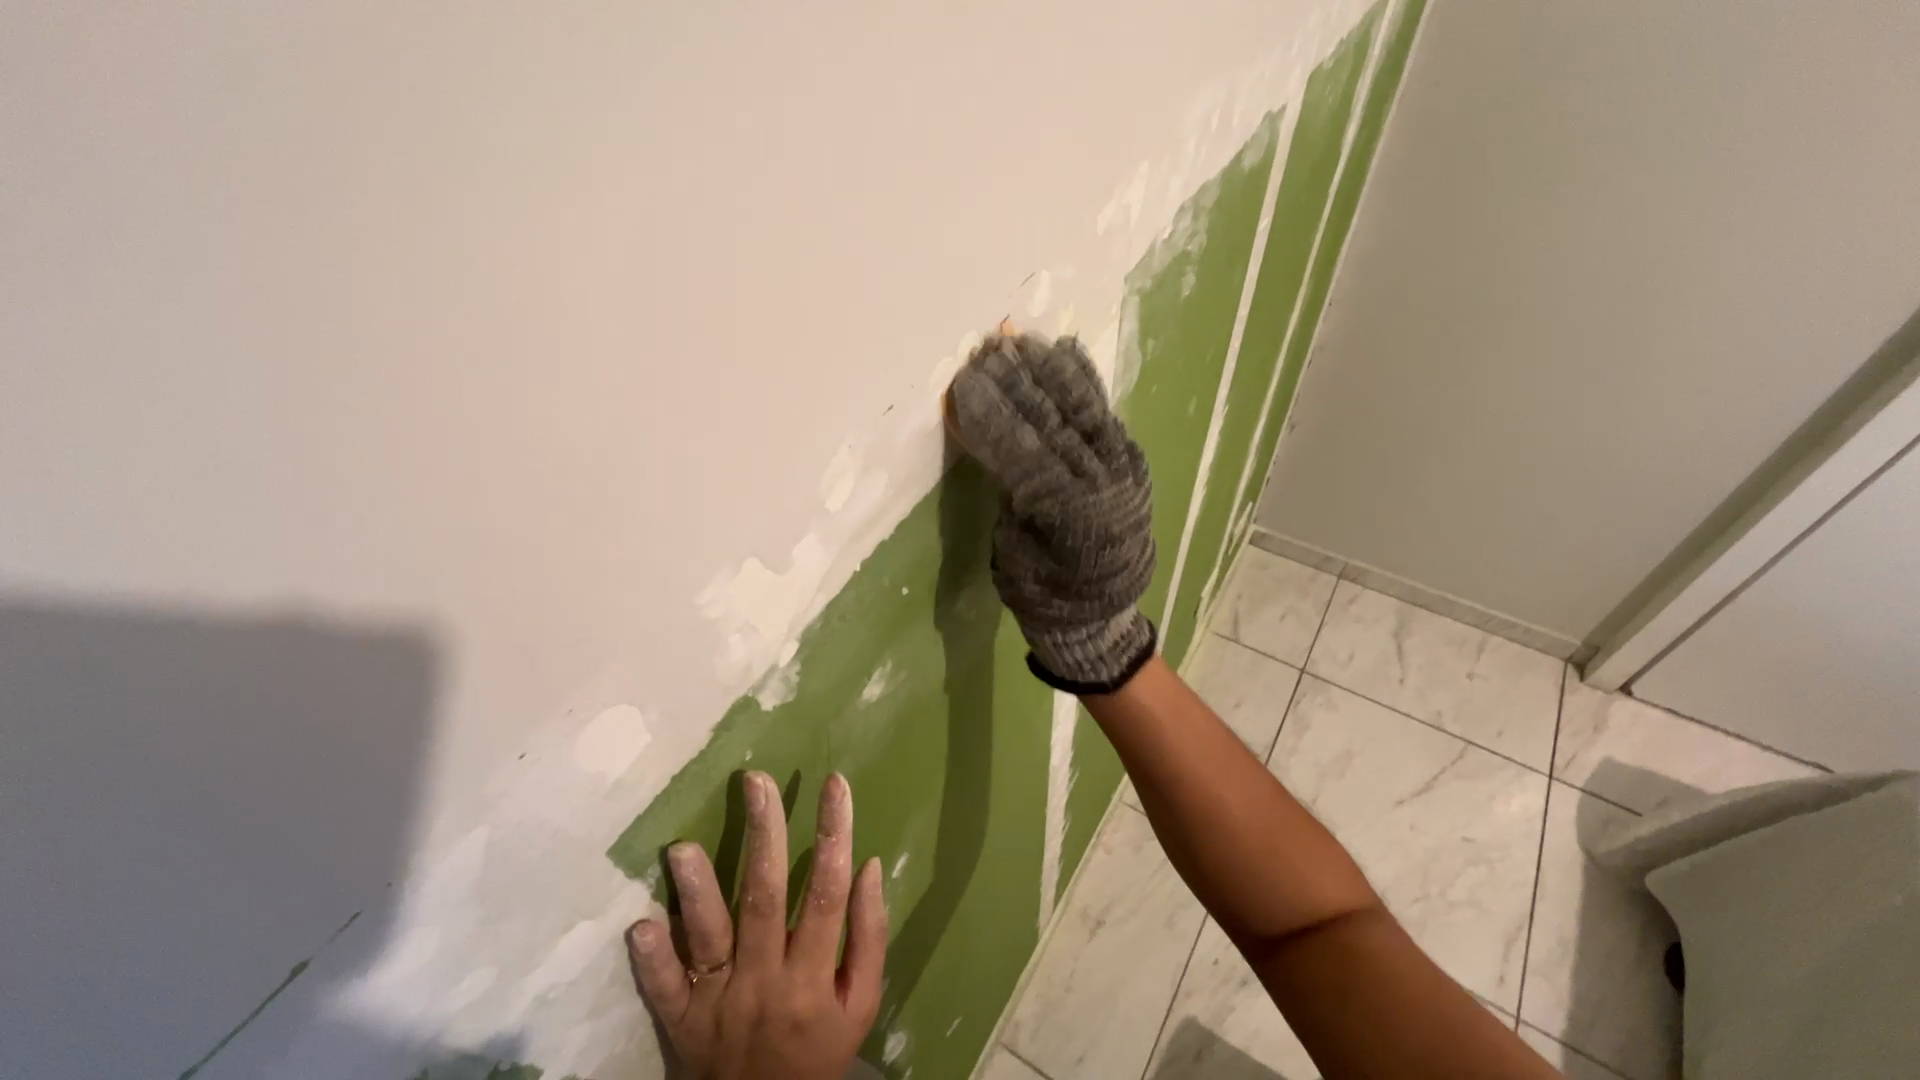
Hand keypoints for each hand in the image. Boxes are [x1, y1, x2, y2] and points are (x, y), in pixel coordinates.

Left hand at [627, 772, 886, 1079]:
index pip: (828, 891)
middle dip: (765, 834)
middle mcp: (766, 980)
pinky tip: (641, 924)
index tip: (834, 783)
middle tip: (758, 781)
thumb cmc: (819, 1050)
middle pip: (766, 897)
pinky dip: (654, 958)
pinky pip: (664, 988)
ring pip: (709, 937)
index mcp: (815, 976)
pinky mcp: (681, 1019)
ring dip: (697, 891)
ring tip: (683, 847)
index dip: (834, 833)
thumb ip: (869, 936)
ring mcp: (719, 1000)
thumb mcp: (861, 1004)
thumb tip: (868, 865)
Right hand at [947, 331, 1157, 692]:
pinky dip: (1084, 380)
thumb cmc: (1041, 590)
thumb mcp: (1010, 544)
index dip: (991, 413)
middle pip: (1052, 419)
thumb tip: (981, 430)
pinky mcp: (1132, 462)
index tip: (964, 380)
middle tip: (987, 347)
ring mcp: (1121, 468)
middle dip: (1017, 381)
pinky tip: (1066, 350)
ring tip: (1022, 339)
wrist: (1098, 615)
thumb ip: (1003, 484)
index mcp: (1064, 512)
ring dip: (1050, 369)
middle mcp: (1099, 482)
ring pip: (1083, 407)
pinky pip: (1105, 412)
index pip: (1021, 448)